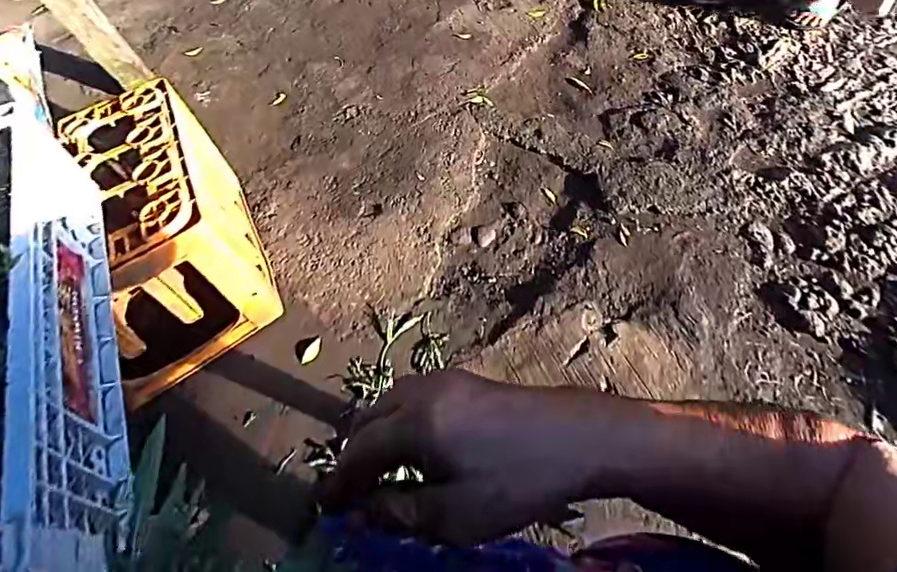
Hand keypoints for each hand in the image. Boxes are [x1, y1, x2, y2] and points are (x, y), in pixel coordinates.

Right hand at [315, 371, 605, 544]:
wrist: (572, 435)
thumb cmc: (515, 481)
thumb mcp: (456, 516)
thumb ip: (401, 512)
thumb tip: (361, 512)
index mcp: (415, 421)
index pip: (360, 450)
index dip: (340, 480)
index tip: (324, 505)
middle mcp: (420, 390)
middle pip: (369, 419)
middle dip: (354, 455)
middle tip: (348, 493)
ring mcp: (441, 379)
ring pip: (388, 403)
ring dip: (375, 435)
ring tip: (376, 474)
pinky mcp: (460, 380)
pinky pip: (410, 397)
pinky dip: (397, 422)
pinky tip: (411, 448)